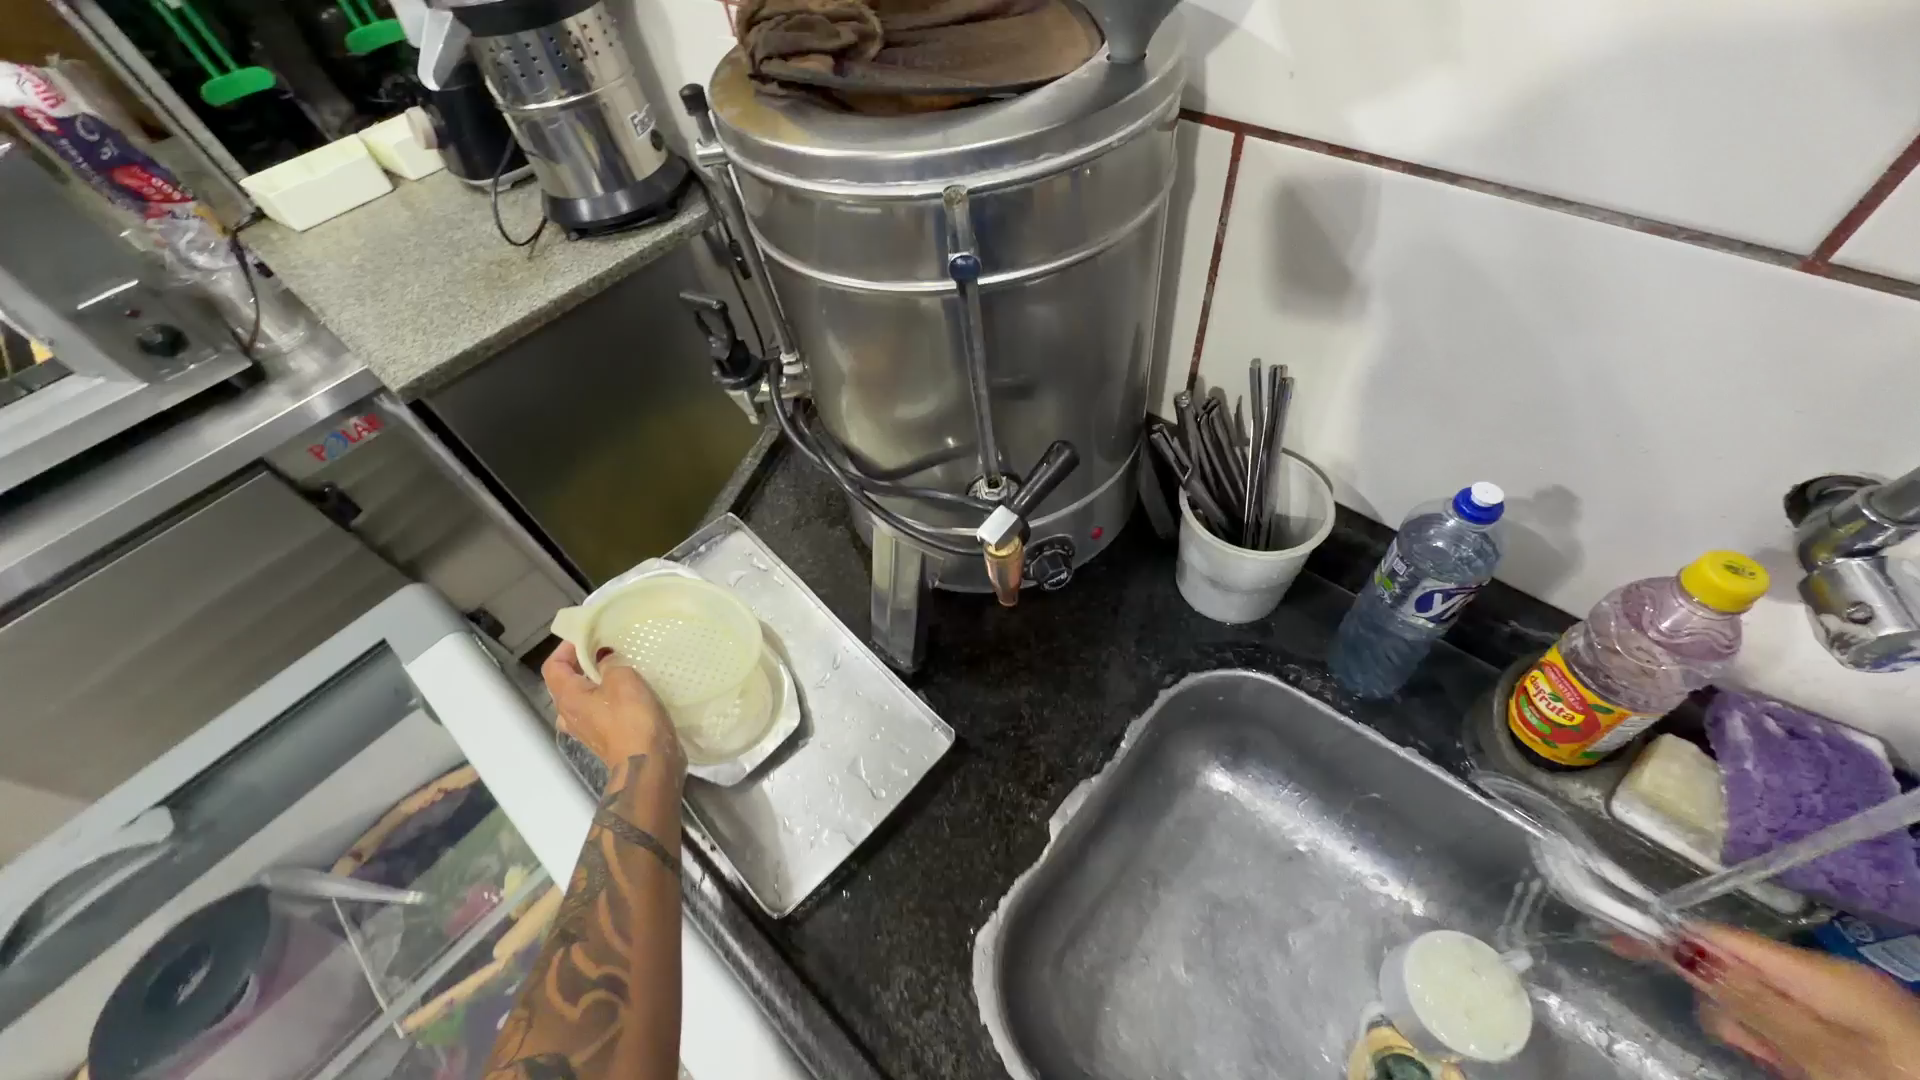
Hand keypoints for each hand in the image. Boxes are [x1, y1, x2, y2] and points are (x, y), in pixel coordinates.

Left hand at [542, 643, 684, 788]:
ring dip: (597, 683)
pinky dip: (609, 699)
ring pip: (583, 698)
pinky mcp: (605, 739)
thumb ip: (610, 663)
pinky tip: (631, 695)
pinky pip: (600, 712)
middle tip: (607, 650)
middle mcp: (570, 714)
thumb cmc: (631, 719)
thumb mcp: (623, 679)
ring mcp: (586, 730)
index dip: (566, 648)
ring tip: (620, 672)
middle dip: (583, 664)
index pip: (553, 667)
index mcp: (568, 697)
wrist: (647, 764)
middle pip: (566, 683)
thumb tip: (604, 658)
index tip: (589, 636)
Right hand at [1668, 924, 1919, 1079]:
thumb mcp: (1822, 1054)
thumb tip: (1676, 946)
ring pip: (1758, 1001)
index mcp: (1820, 971)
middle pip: (1736, 971)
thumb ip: (1749, 1000)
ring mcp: (1842, 1002)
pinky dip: (1782, 1042)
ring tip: (1787, 1067)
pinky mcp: (1854, 1027)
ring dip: (1755, 1032)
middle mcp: (1826, 975)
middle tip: (1757, 1053)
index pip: (1719, 936)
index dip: (1668, 938)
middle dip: (1727, 1007)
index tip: (1617, 942)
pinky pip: (1789, 1019)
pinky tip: (1800, 1066)